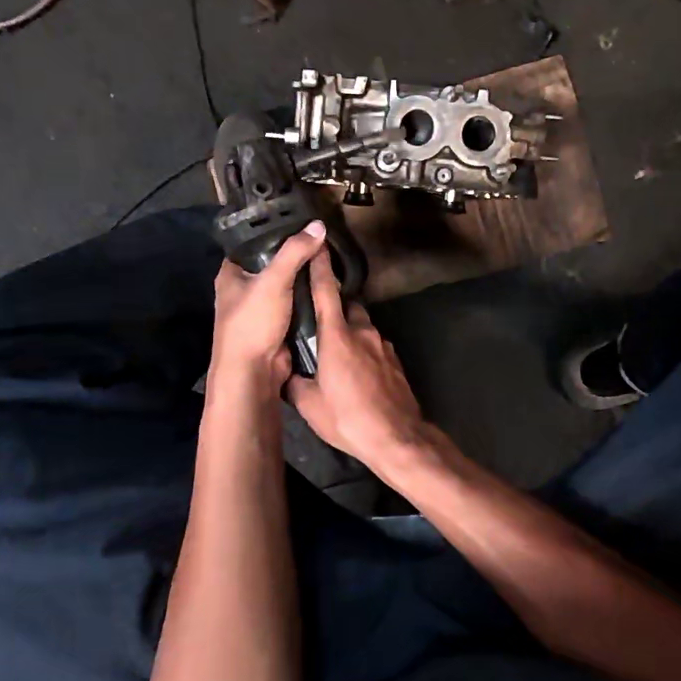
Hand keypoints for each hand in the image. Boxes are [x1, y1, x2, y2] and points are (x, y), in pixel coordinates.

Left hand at [210, 221, 325, 391]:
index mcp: (232, 274)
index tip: (302, 220)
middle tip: (324, 238)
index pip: (253, 242)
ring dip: (307, 277)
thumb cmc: (253, 322)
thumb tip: (319, 225)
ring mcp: (263, 308)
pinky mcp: (280, 324)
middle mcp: (245, 288)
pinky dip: (312, 297)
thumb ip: (295, 252)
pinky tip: (330, 284)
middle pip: (275, 263)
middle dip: (298, 254)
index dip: (275, 230)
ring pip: (289, 284)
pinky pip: (298, 304)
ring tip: (332, 257)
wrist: (254, 372)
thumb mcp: (274, 280)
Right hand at [285, 252, 433, 467]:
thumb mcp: (309, 404)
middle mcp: (363, 332)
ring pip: (363, 326)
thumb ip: (294, 382)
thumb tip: (284, 374)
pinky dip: (364, 348)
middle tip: (319, 320)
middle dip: (335, 307)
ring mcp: (383, 345)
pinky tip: (357, 369)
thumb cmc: (348, 419)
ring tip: (337, 350)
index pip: (326, 291)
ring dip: (350, 331)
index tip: (317, 244)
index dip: (320, 266)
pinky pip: (375, 344)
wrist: (397, 437)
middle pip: (348, 306)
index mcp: (337, 336)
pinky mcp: (395, 360)